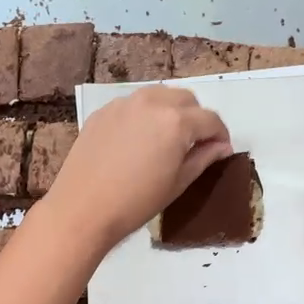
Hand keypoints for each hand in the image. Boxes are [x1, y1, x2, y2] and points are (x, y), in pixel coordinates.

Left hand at [37, 86, 232, 254]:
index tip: (221, 150)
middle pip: (186, 100)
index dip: (220, 135)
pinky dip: (144, 114)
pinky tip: (139, 139)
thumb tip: (220, 146)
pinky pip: (133, 104)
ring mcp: (124, 104)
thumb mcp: (178, 183)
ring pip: (158, 95)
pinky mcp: (103, 112)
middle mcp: (152, 102)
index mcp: (177, 121)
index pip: (210, 120)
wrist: (83, 208)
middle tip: (195, 143)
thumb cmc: (136, 202)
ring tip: (168, 137)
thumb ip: (203, 158)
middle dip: (196, 118)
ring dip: (171, 110)